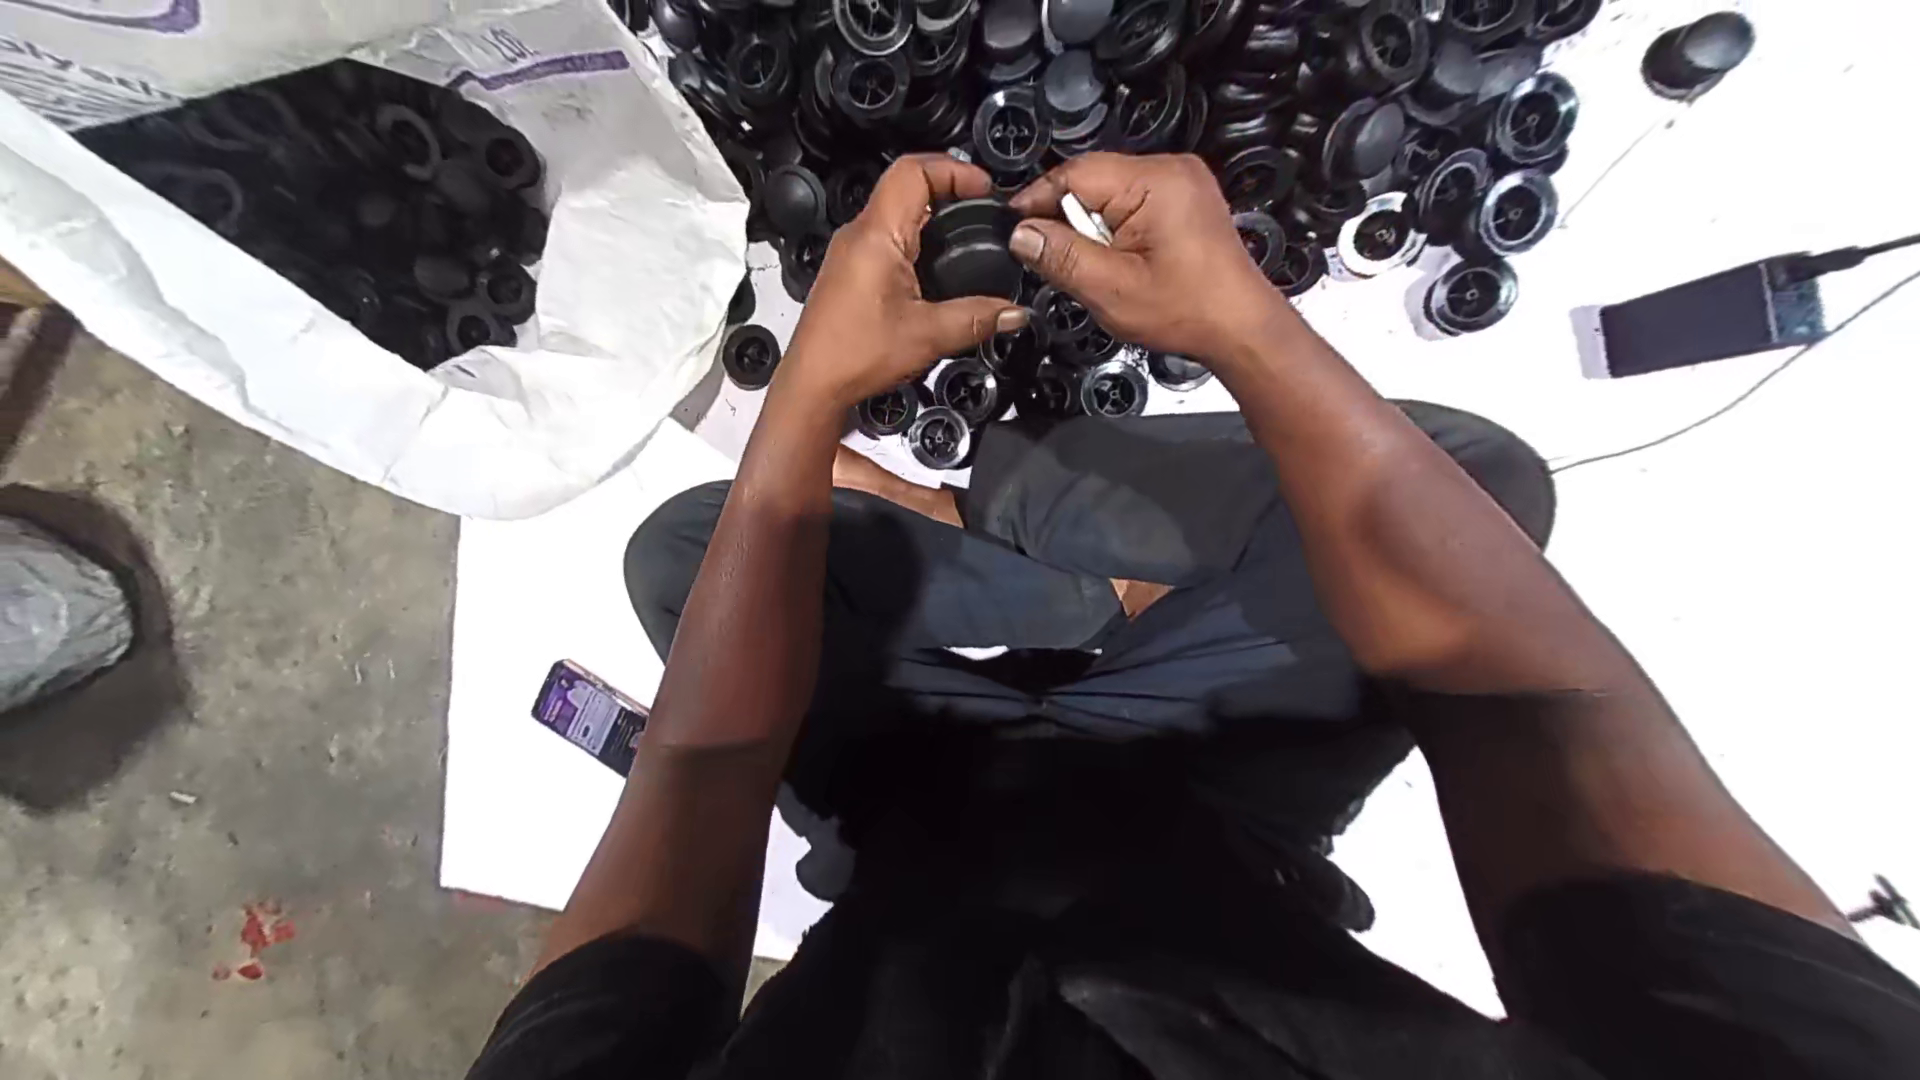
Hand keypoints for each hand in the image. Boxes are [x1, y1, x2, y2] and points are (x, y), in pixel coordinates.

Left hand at [777, 154, 1028, 408]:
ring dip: (931, 219)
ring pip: (895, 215)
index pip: (914, 171)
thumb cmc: (852, 356)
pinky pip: (885, 242)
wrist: (814, 385)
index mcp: (877, 235)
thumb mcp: (928, 336)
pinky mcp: (849, 275)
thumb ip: (976, 319)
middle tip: (981, 212)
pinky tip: (932, 273)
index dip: (955, 170)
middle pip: (906, 188)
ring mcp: (850, 254)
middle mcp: (858, 236)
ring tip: (963, 239)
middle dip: (949, 192)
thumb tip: (1013, 312)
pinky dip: (914, 244)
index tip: (985, 189)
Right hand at [1009, 153, 1282, 364]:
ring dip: (1091, 232)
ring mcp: (1179, 183)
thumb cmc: (1189, 310)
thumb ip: (1061, 257)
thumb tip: (1022, 234)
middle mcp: (1170, 170)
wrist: (1237, 326)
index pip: (1073, 172)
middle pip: (1090, 182)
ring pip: (1107, 196)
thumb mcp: (1111, 290)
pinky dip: (1113, 234)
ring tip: (1103, 270)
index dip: (1037, 201)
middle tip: (1065, 264)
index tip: (1016, 228)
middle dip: (1068, 223)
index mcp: (1153, 183)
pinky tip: (1122, 264)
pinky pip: (1129, 206)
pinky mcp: (1181, 201)